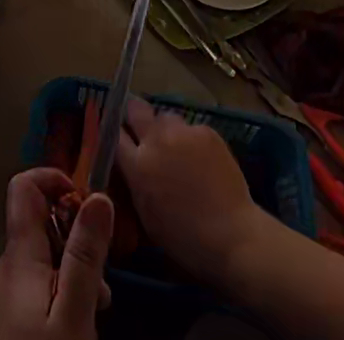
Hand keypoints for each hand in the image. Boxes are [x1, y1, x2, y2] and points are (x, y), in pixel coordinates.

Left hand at [0, 169, 112, 339]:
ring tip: (97, 305)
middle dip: (78, 234)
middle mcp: (8, 269)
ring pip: (47, 254)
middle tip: (102, 272)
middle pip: (42, 221)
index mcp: (19, 259)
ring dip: (77, 265)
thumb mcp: (72, 316)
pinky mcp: (11, 320)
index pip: (23, 188)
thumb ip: (85, 255)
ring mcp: (7, 296)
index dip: (55, 179)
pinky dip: (65, 288)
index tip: (87, 203)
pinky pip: (41, 283)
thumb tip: (98, 195)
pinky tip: (81, 319)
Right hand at [115, 96, 274, 284]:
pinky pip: (192, 128)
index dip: (115, 132)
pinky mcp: (207, 131)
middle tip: (139, 123)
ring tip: (175, 147)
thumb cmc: (181, 236)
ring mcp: (184, 132)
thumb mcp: (145, 211)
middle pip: (138, 109)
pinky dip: (191, 138)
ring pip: (167, 117)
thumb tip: (130, 164)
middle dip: (135, 113)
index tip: (116, 133)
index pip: (115, 134)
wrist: (228, 231)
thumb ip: (134, 180)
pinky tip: (200, 157)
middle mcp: (157, 140)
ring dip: (165, 128)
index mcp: (138, 165)